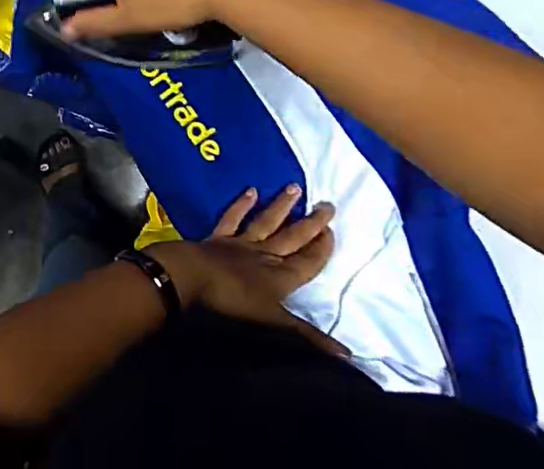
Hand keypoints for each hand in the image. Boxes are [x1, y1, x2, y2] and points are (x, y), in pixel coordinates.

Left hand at [150, 185, 343, 353]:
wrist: (194, 277)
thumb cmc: (234, 301)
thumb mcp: (275, 322)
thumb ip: (309, 336)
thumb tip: (349, 356)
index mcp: (281, 276)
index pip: (308, 261)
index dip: (321, 248)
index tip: (332, 230)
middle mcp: (265, 255)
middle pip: (292, 237)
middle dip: (311, 223)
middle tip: (327, 205)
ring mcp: (241, 243)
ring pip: (267, 222)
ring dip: (282, 206)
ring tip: (295, 187)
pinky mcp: (219, 237)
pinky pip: (233, 218)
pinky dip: (242, 204)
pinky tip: (251, 190)